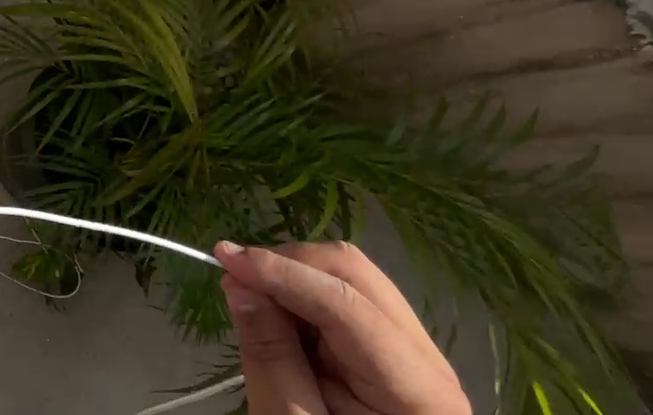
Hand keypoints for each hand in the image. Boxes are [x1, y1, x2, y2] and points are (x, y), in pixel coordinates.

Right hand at [217, 241, 469, 414]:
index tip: (223, 257)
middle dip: (289, 263)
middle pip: (357, 275)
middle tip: (236, 275)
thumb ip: (270, 357)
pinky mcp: (391, 354)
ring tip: (253, 301)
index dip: (282, 272)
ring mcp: (414, 355)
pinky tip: (278, 319)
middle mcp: (430, 363)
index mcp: (420, 394)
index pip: (348, 305)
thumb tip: (239, 285)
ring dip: (293, 276)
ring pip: (351, 277)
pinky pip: (344, 298)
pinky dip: (301, 294)